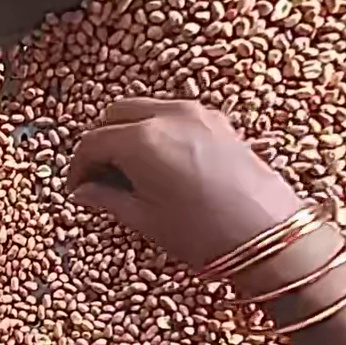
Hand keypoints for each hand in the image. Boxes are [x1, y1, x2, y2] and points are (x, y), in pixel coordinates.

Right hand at [66, 98, 301, 268]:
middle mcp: (167, 115)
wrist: (268, 236)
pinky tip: (155, 164)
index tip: (77, 188)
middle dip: (99, 143)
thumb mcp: (144, 218)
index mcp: (141, 140)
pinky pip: (170, 115)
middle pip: (114, 115)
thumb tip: (83, 192)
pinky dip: (152, 131)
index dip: (78, 166)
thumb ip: (107, 198)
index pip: (93, 142)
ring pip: (142, 109)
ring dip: (125, 133)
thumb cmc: (203, 233)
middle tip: (96, 177)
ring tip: (125, 172)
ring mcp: (195, 113)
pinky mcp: (216, 121)